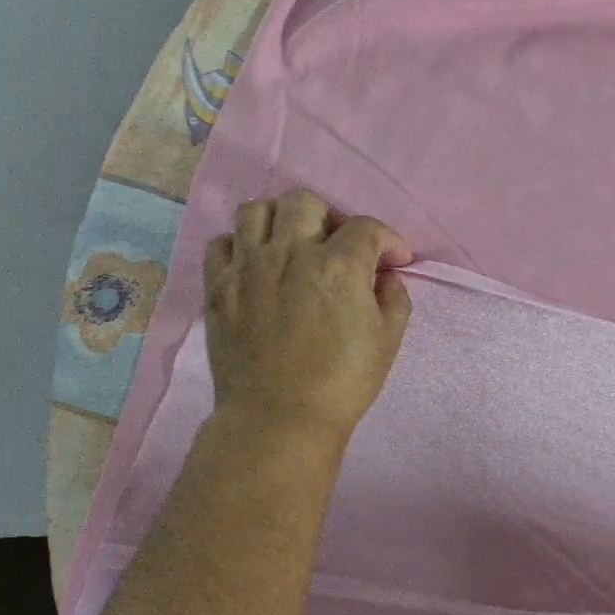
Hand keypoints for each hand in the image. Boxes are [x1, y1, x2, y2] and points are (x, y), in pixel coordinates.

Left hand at [204, 190, 414, 437]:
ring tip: (299, 246)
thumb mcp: (390, 337)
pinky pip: (225, 241)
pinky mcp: (218, 284)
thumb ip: (393, 297)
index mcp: (339, 266)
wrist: (282, 412)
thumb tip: (384, 277)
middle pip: (305, 202)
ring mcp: (247, 266)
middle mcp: (289, 253)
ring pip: (257, 210)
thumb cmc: (347, 378)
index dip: (389, 240)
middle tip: (344, 246)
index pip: (367, 228)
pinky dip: (247, 244)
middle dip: (334, 218)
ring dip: (285, 221)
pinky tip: (264, 266)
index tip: (396, 261)